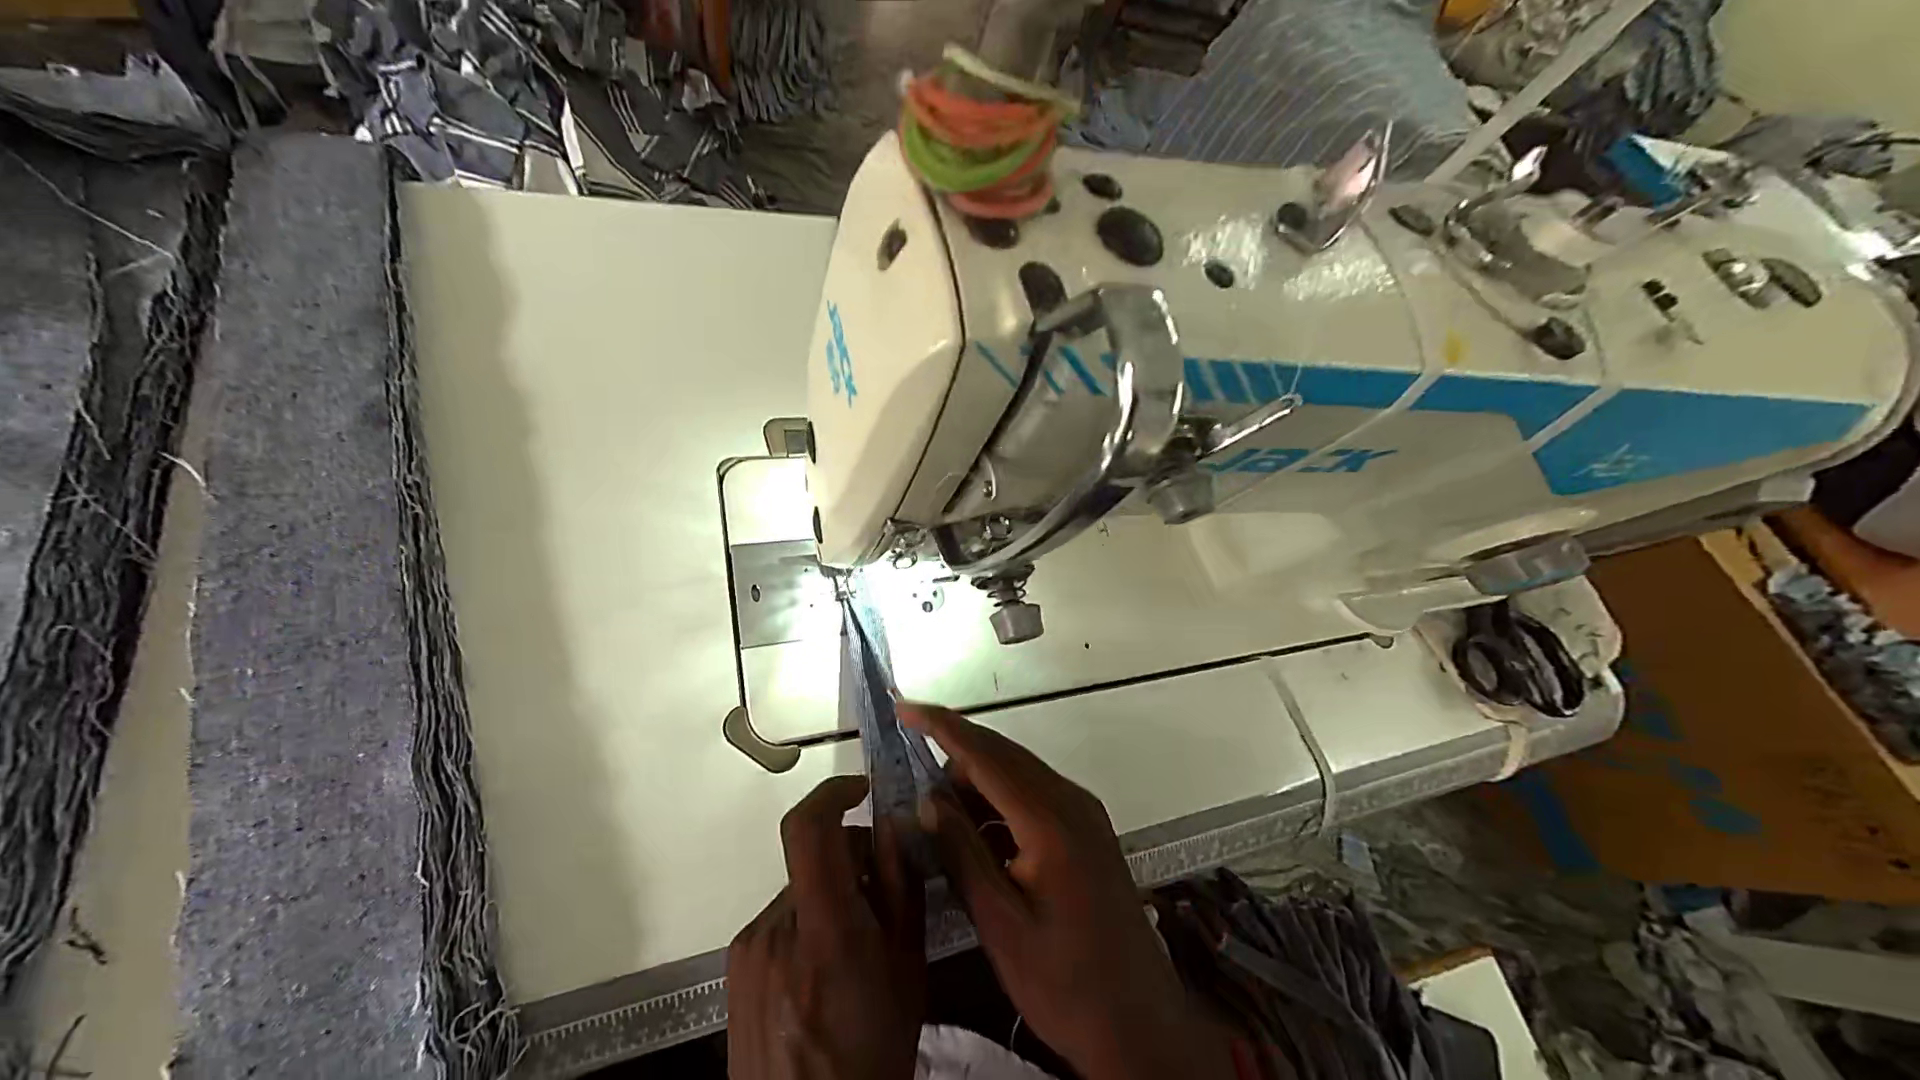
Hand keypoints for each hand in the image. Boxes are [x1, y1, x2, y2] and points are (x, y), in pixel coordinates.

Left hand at [728, 775, 924, 1079]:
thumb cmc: (873, 1052)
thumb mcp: (908, 969)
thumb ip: (902, 889)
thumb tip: (894, 826)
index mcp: (826, 930)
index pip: (810, 829)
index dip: (833, 792)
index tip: (862, 789)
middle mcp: (775, 927)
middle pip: (815, 858)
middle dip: (853, 859)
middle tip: (884, 897)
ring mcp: (749, 946)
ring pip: (802, 889)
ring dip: (832, 896)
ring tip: (855, 950)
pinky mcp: (736, 963)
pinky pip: (782, 918)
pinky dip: (809, 922)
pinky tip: (825, 972)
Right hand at [902, 705, 1234, 1079]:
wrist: (1139, 1023)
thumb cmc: (1064, 982)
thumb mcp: (1000, 922)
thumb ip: (962, 852)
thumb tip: (928, 801)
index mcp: (1050, 820)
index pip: (985, 755)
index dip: (941, 727)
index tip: (903, 708)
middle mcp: (1071, 802)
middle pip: (1003, 755)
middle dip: (954, 754)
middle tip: (908, 771)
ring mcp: (1084, 815)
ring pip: (1018, 774)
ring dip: (976, 783)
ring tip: (938, 817)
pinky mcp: (1087, 831)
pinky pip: (1034, 796)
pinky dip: (999, 802)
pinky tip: (976, 834)